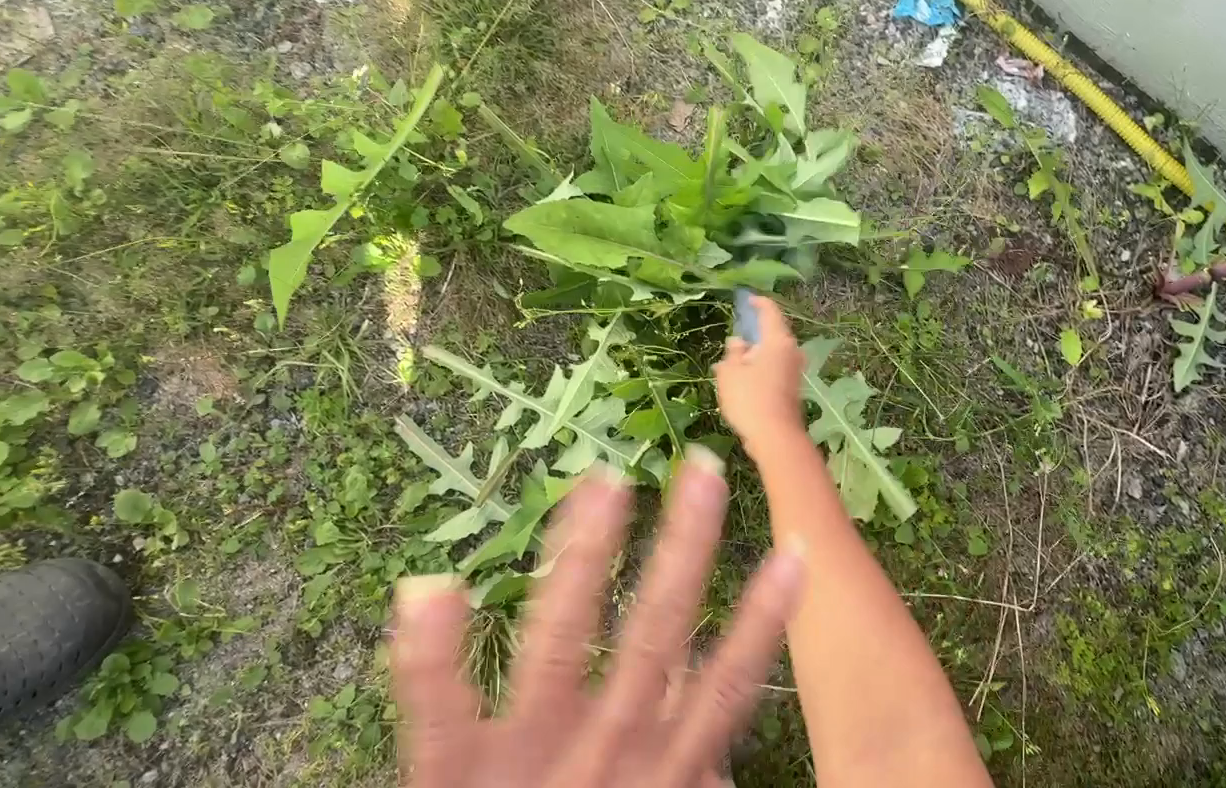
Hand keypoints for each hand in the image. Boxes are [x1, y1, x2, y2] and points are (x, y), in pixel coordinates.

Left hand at [389, 450, 805, 787]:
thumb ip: (692, 774)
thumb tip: (722, 756)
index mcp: (660, 770)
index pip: (723, 684)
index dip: (763, 619)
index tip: (795, 551)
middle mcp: (607, 750)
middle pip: (654, 636)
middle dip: (682, 550)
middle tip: (702, 469)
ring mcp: (529, 755)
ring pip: (563, 642)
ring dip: (585, 556)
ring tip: (604, 481)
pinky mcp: (452, 774)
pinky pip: (435, 710)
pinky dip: (430, 652)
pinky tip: (429, 585)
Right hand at [714, 295, 807, 452]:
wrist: (775, 436)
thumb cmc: (749, 400)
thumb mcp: (730, 373)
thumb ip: (733, 353)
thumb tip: (738, 341)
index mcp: (777, 340)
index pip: (770, 312)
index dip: (758, 303)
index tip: (747, 299)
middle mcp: (791, 350)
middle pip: (774, 331)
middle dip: (756, 330)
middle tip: (739, 329)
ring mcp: (795, 369)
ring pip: (775, 350)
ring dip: (758, 350)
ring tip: (737, 356)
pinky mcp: (793, 385)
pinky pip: (776, 365)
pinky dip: (763, 364)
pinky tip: (746, 376)